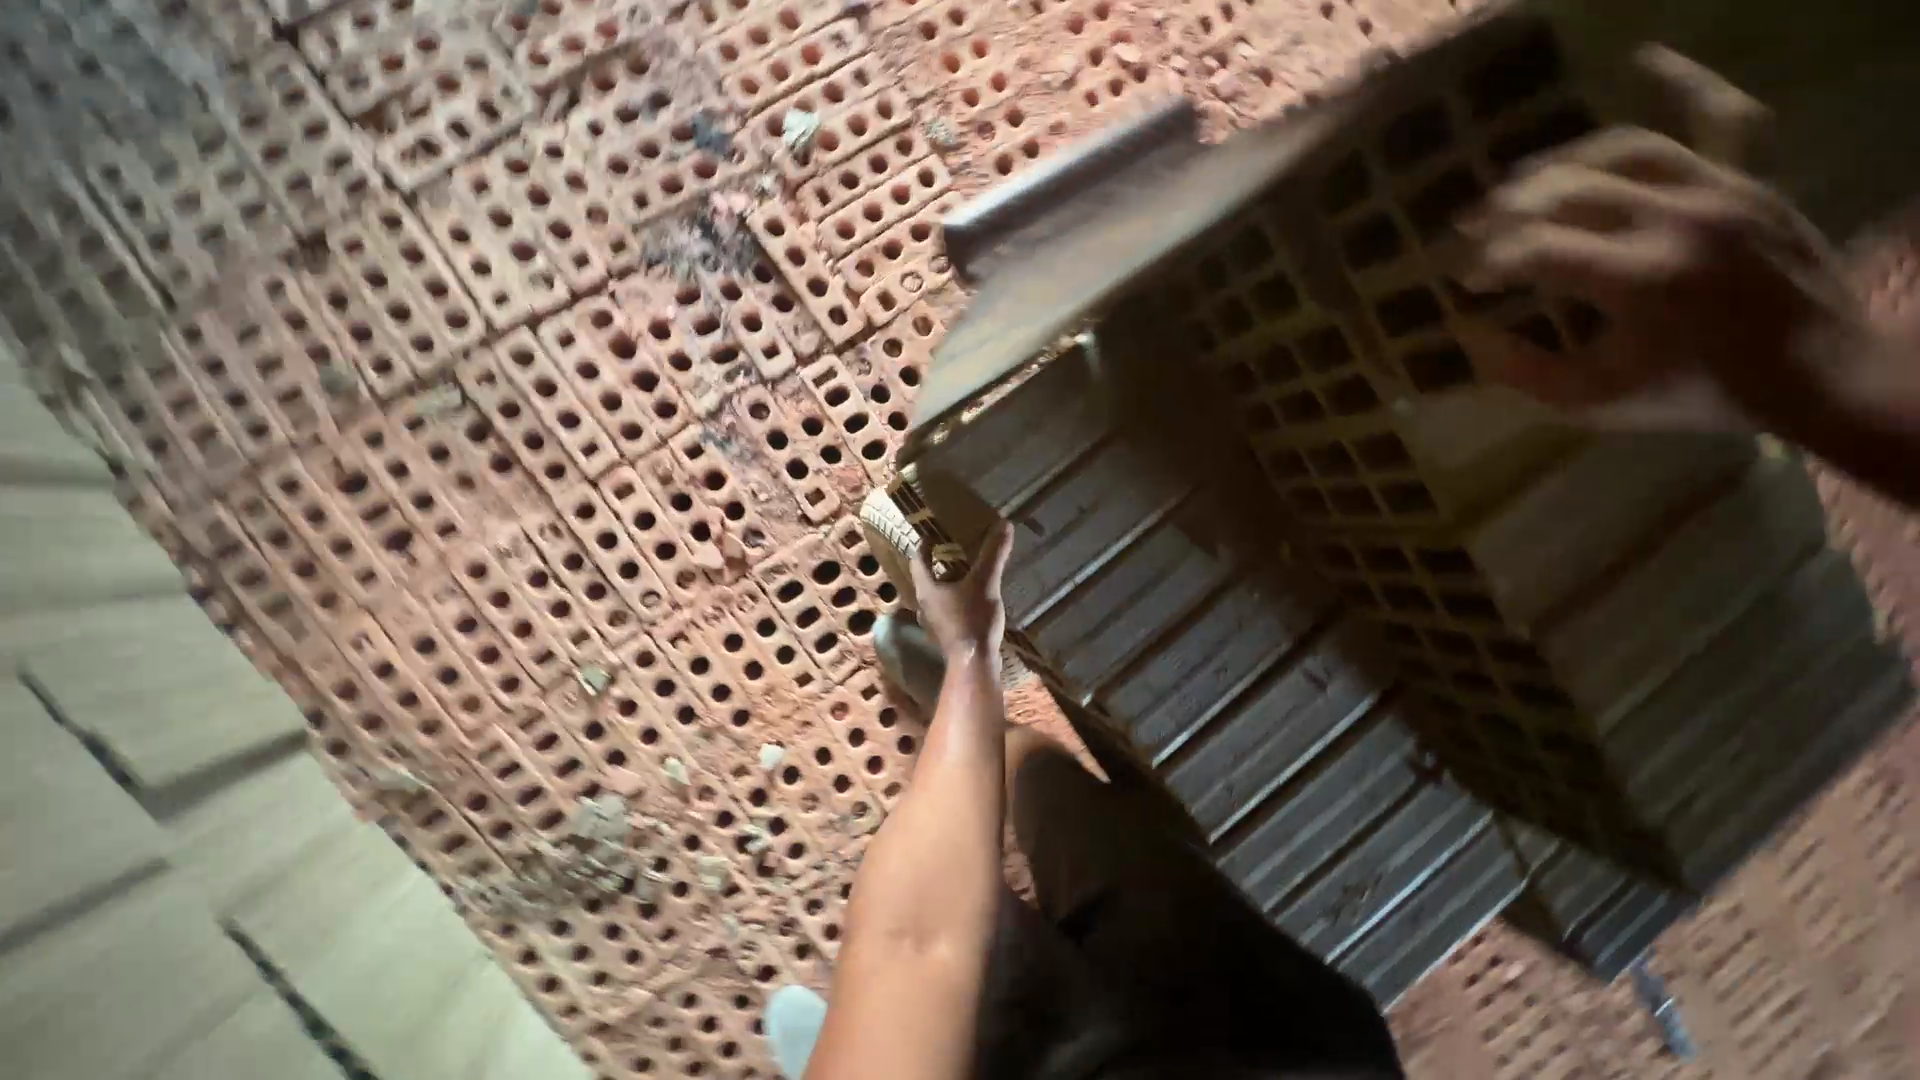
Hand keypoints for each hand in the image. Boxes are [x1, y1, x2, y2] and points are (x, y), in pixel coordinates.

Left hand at [908, 521, 1013, 664]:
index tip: (933, 535)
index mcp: (926, 589)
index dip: (924, 546)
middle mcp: (924, 606)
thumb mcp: (985, 582)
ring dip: (949, 586)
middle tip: (956, 552)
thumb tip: (1003, 524)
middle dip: (940, 566)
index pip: (918, 561)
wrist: (974, 664)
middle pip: (927, 579)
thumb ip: (993, 554)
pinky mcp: (946, 637)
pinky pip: (948, 613)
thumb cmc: (972, 619)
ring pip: (937, 598)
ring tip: (968, 575)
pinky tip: (974, 602)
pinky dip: (957, 603)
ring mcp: (933, 624)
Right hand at [1457, 46, 1878, 437]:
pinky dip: (1680, 83)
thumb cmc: (1693, 394)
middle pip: (1565, 191)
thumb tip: (1468, 331)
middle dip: (1503, 211)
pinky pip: (1716, 117)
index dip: (1488, 261)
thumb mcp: (1590, 401)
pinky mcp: (1746, 180)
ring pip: (1618, 151)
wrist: (1819, 372)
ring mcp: (1718, 189)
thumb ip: (1519, 371)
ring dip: (1555, 166)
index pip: (1535, 249)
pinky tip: (1643, 56)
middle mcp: (1676, 220)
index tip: (1468, 282)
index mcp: (1637, 280)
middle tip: (1469, 229)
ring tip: (1518, 186)